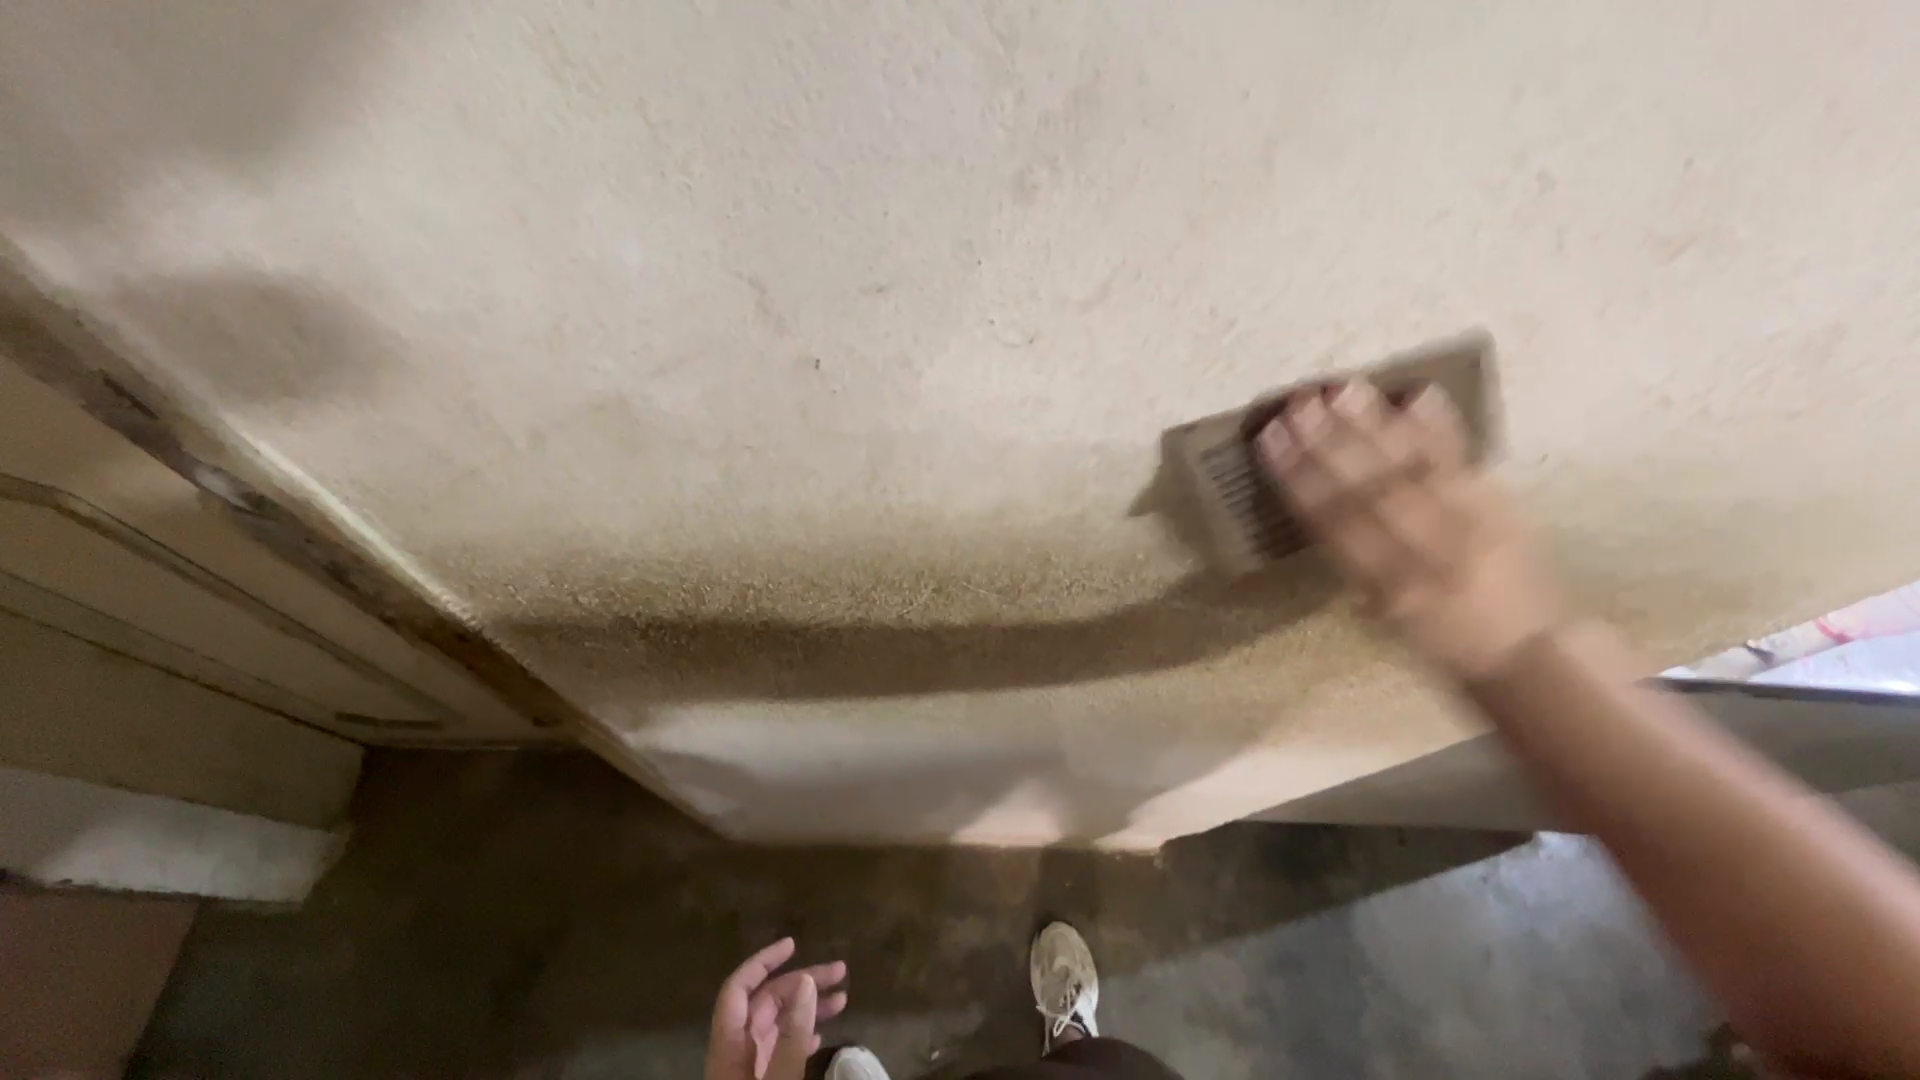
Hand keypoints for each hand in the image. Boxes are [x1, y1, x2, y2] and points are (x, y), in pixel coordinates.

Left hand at [705, 938, 848, 1079]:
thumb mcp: (778, 1078)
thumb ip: (791, 1035)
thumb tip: (806, 981)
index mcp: (728, 1045)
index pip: (738, 989)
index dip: (763, 961)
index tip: (793, 944)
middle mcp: (735, 1051)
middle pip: (766, 1002)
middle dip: (802, 982)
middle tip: (839, 972)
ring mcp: (748, 1069)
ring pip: (778, 1024)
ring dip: (809, 1008)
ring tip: (842, 999)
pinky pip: (780, 1048)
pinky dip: (801, 1035)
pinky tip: (821, 1033)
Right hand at [1256, 379, 1560, 679]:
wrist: (1535, 655)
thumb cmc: (1445, 647)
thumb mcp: (1386, 624)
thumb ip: (1357, 572)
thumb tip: (1324, 518)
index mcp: (1390, 589)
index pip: (1334, 523)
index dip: (1299, 479)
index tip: (1271, 440)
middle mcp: (1428, 555)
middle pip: (1370, 490)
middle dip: (1330, 444)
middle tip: (1298, 404)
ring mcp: (1471, 526)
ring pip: (1414, 470)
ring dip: (1375, 427)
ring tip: (1342, 390)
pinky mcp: (1503, 507)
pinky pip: (1467, 464)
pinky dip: (1440, 428)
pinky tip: (1415, 394)